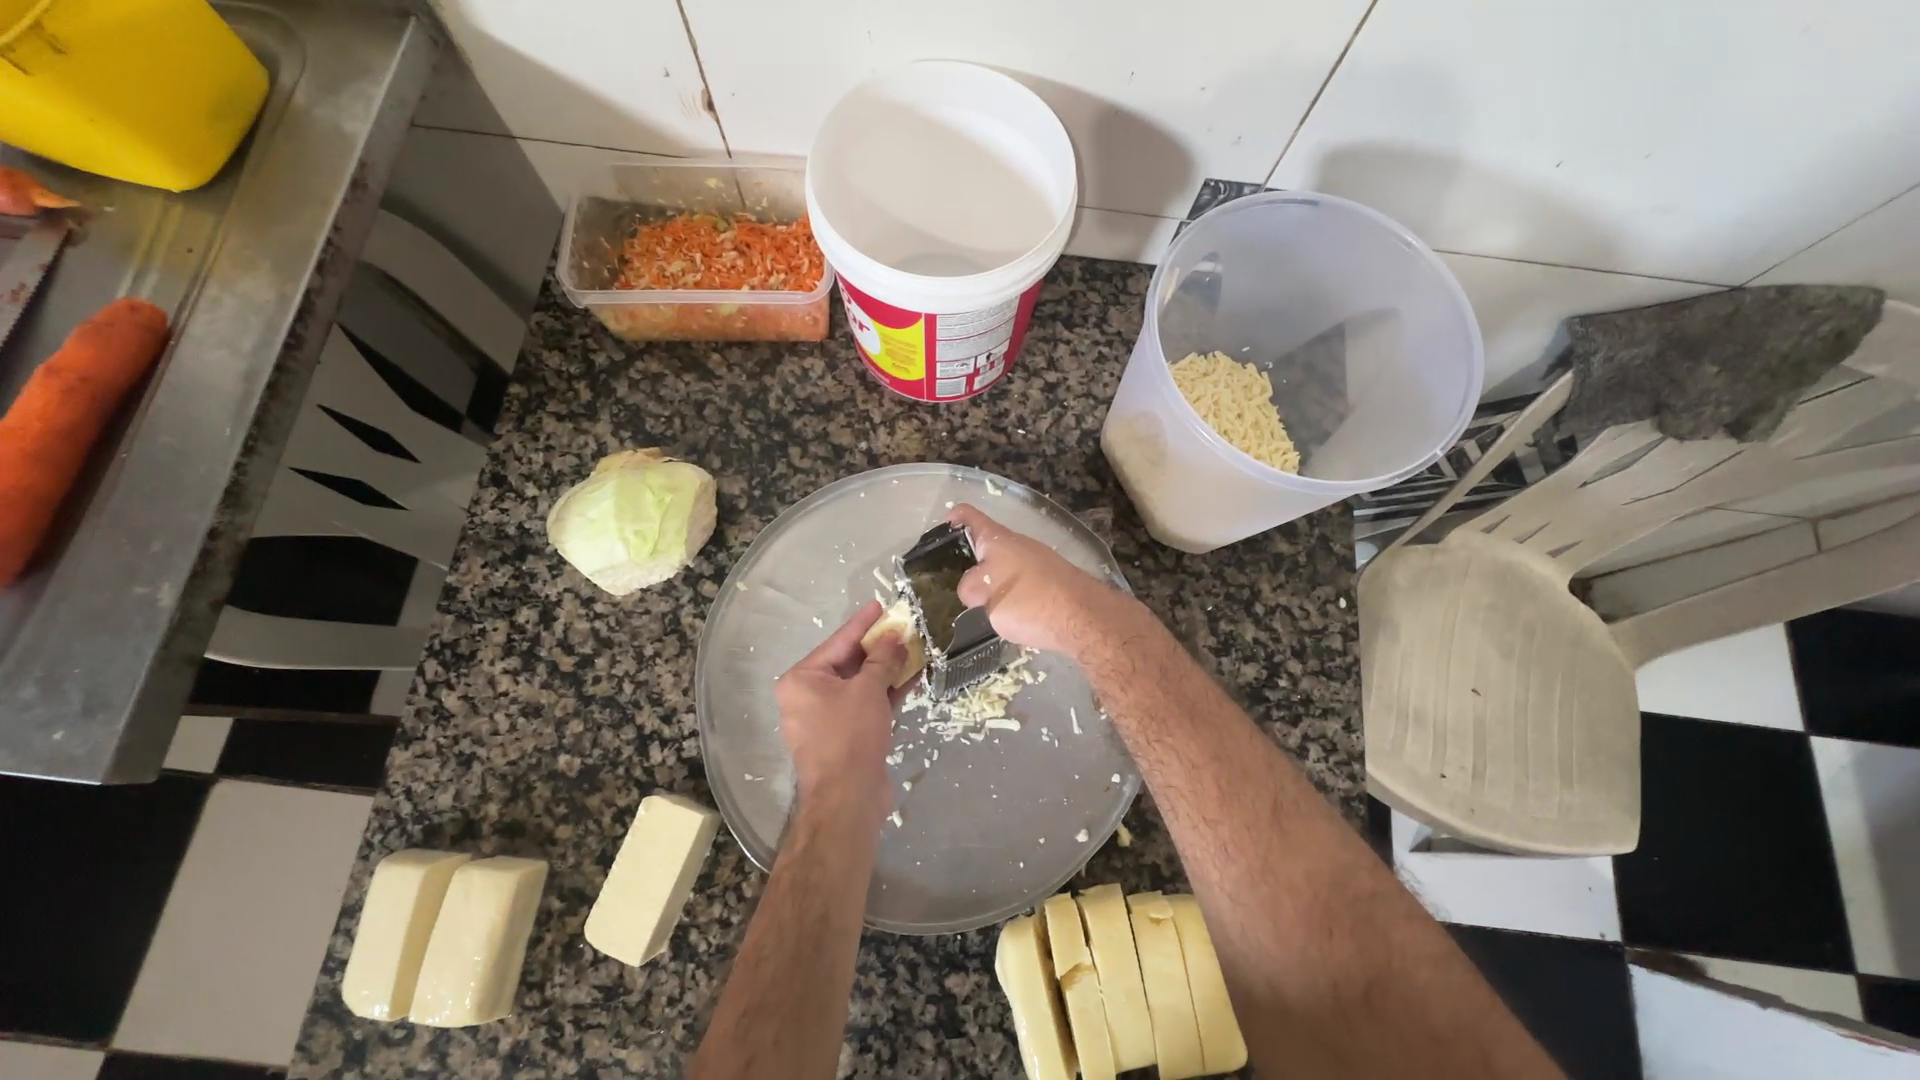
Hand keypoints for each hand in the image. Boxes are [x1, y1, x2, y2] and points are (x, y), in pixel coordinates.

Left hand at [775, 601, 904, 821]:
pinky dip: (886, 693)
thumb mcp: (868, 690)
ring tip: (914, 649)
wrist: (849, 798)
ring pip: (860, 685)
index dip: (862, 624)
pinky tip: (913, 678)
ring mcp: (826, 719)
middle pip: (848, 663)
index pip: (837, 642)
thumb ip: (882, 660)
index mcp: (801, 680)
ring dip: (887, 670)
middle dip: (879, 647)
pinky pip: (866, 705)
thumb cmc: (849, 735)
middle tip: (903, 627)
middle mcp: (808, 697)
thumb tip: (895, 637)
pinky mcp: (846, 737)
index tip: (880, 605)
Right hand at [948, 504, 1133, 656]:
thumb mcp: (984, 594)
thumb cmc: (1029, 600)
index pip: (969, 516)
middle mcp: (1018, 545)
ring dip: (992, 585)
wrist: (1085, 618)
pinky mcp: (1052, 583)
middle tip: (954, 589)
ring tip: (980, 611)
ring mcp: (1038, 563)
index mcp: (997, 539)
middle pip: (986, 548)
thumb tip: (976, 592)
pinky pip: (1022, 586)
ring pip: (1004, 570)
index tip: (942, 531)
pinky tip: (1012, 619)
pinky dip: (1012, 598)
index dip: (953, 518)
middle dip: (970, 566)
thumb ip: (971, 588)